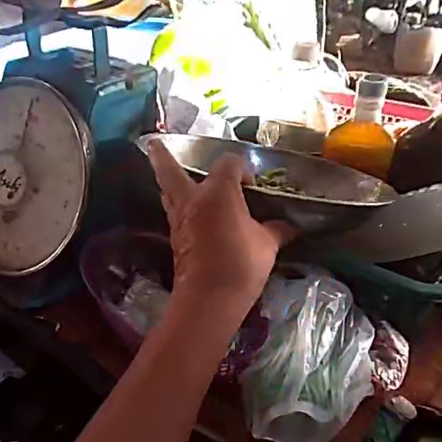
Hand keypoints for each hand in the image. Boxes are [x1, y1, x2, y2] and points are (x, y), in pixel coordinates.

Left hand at [145, 138, 295, 311]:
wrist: (209, 298)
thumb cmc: (241, 265)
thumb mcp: (267, 244)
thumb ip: (275, 229)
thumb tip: (287, 226)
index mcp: (218, 192)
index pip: (228, 163)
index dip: (242, 168)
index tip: (252, 185)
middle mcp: (193, 200)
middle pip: (171, 170)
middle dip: (162, 156)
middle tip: (153, 143)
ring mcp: (179, 220)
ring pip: (168, 192)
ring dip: (169, 183)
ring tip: (171, 177)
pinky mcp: (175, 239)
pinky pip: (174, 213)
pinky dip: (178, 206)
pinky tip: (186, 211)